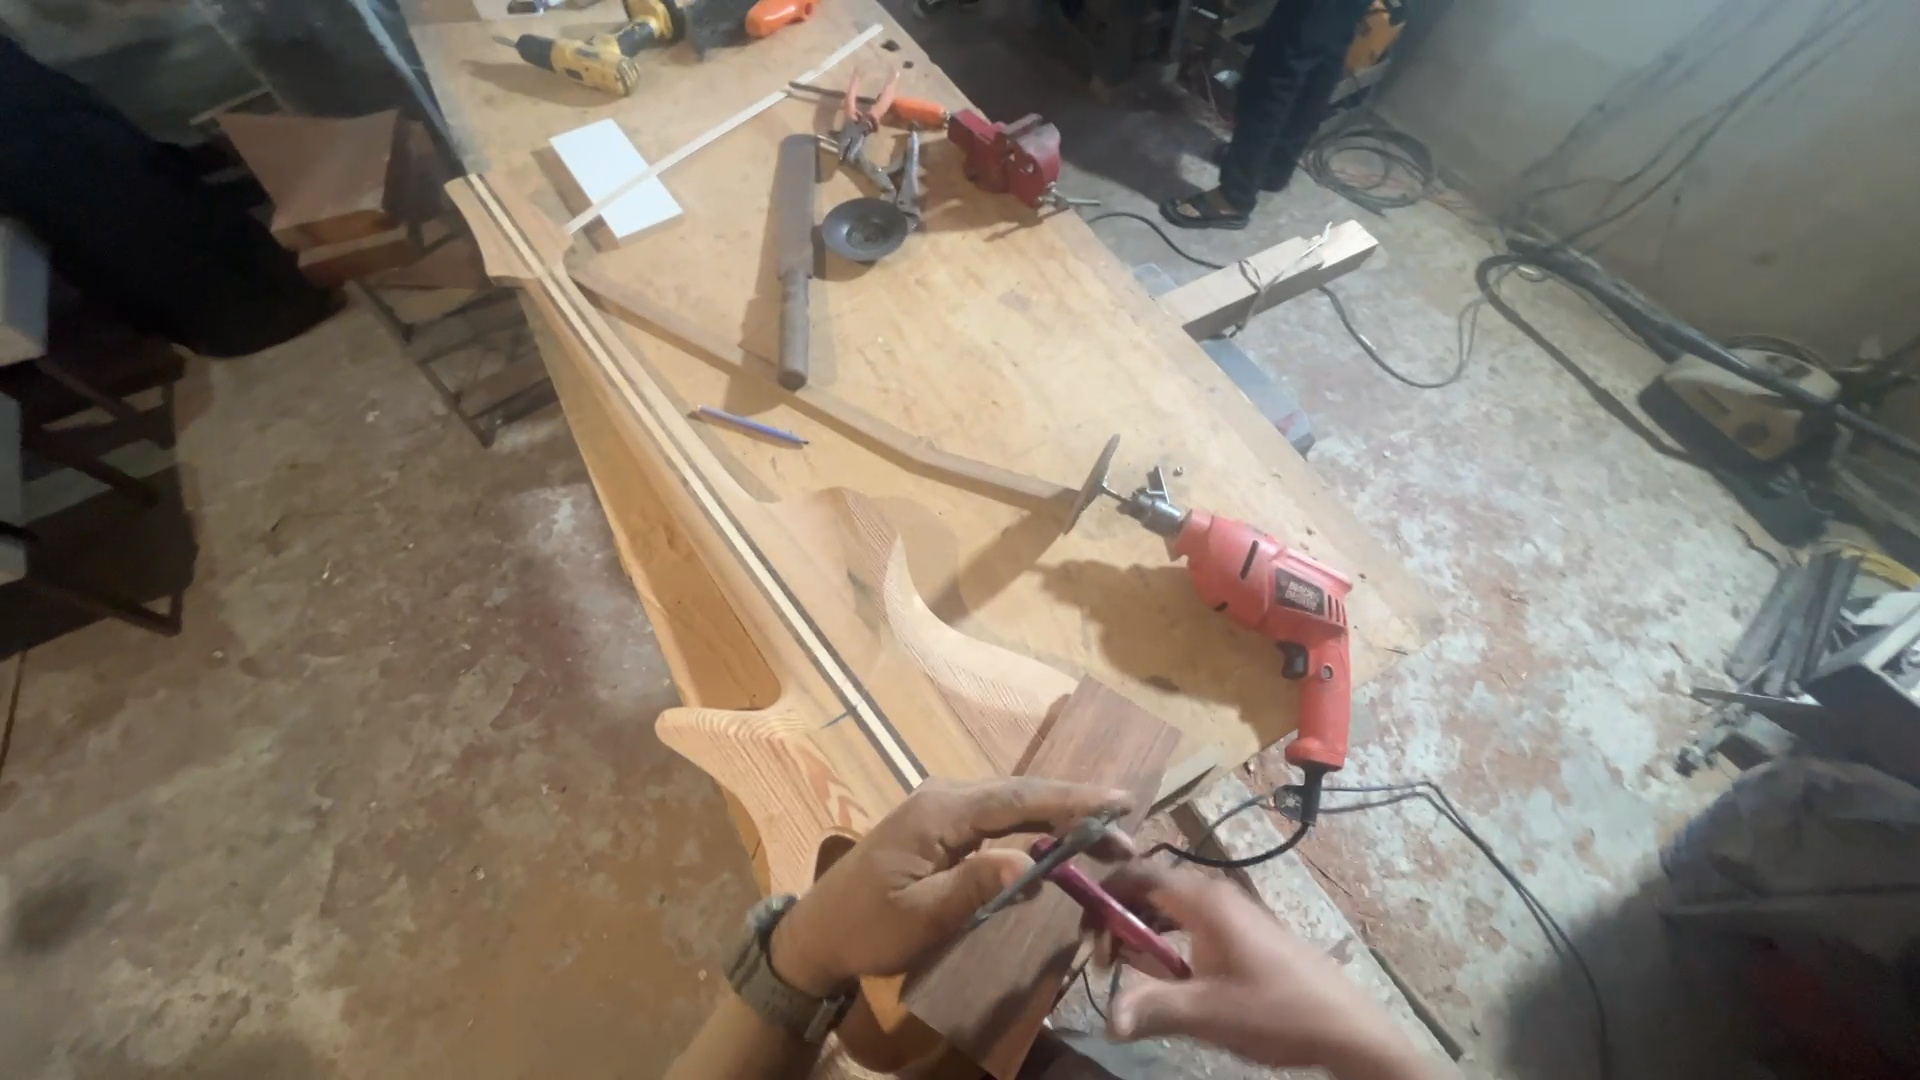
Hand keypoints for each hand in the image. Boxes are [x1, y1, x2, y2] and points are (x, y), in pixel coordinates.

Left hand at [768, 777, 1133, 996]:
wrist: (819, 928)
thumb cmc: (867, 927)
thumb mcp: (919, 918)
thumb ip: (974, 887)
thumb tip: (1031, 866)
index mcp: (940, 812)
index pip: (1017, 798)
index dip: (1070, 799)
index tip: (1118, 801)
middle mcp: (945, 795)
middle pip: (1020, 794)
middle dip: (1074, 807)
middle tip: (1125, 828)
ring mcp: (942, 806)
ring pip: (1011, 801)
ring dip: (1057, 815)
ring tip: (1104, 833)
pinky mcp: (942, 821)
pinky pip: (996, 815)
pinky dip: (1032, 823)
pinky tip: (1056, 836)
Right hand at [1101, 863, 1438, 1079]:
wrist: (1349, 1029)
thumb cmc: (1277, 1011)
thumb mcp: (1209, 1013)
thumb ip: (1153, 1008)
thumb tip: (1106, 1020)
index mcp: (1202, 899)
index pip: (1139, 873)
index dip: (1105, 893)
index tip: (1085, 928)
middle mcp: (1213, 894)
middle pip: (1150, 888)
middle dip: (1119, 917)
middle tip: (1103, 959)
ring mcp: (1230, 912)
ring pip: (1169, 907)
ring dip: (1142, 931)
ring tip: (1126, 968)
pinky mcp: (1241, 932)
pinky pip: (1188, 922)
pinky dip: (1166, 940)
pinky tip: (1165, 974)